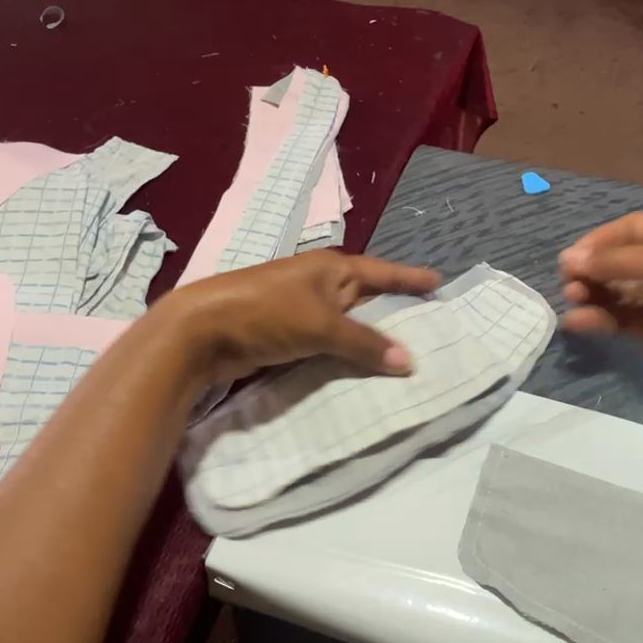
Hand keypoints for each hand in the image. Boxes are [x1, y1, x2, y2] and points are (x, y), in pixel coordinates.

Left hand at [152, 250, 442, 384]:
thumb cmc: (267, 312)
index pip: (383, 272)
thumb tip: (409, 361)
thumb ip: (365, 343)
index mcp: (332, 268)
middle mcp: (321, 284)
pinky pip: (329, 347)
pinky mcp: (287, 337)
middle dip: (396, 313)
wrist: (203, 330)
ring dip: (371, 341)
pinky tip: (364, 375)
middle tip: (432, 328)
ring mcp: (303, 311)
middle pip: (368, 299)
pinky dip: (346, 358)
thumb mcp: (322, 325)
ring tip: (406, 357)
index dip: (410, 277)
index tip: (440, 282)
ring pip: (348, 326)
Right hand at [559, 212, 642, 392]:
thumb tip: (568, 258)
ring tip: (573, 303)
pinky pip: (625, 318)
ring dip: (594, 295)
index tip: (572, 257)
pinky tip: (580, 323)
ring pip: (620, 291)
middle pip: (622, 260)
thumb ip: (612, 261)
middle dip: (593, 270)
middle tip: (569, 285)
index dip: (600, 240)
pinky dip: (603, 319)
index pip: (631, 229)